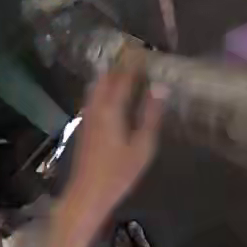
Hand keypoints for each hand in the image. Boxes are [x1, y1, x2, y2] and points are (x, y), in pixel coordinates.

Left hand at [59, 49, 166, 228]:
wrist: (86, 195)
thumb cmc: (118, 173)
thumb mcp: (142, 146)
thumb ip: (151, 115)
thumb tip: (161, 87)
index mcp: (111, 108)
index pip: (123, 77)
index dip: (134, 63)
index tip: (145, 51)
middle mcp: (96, 107)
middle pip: (106, 77)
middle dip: (120, 65)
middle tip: (136, 58)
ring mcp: (87, 116)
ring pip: (97, 86)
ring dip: (110, 76)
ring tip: (127, 72)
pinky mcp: (85, 125)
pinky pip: (94, 97)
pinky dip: (105, 88)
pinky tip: (115, 96)